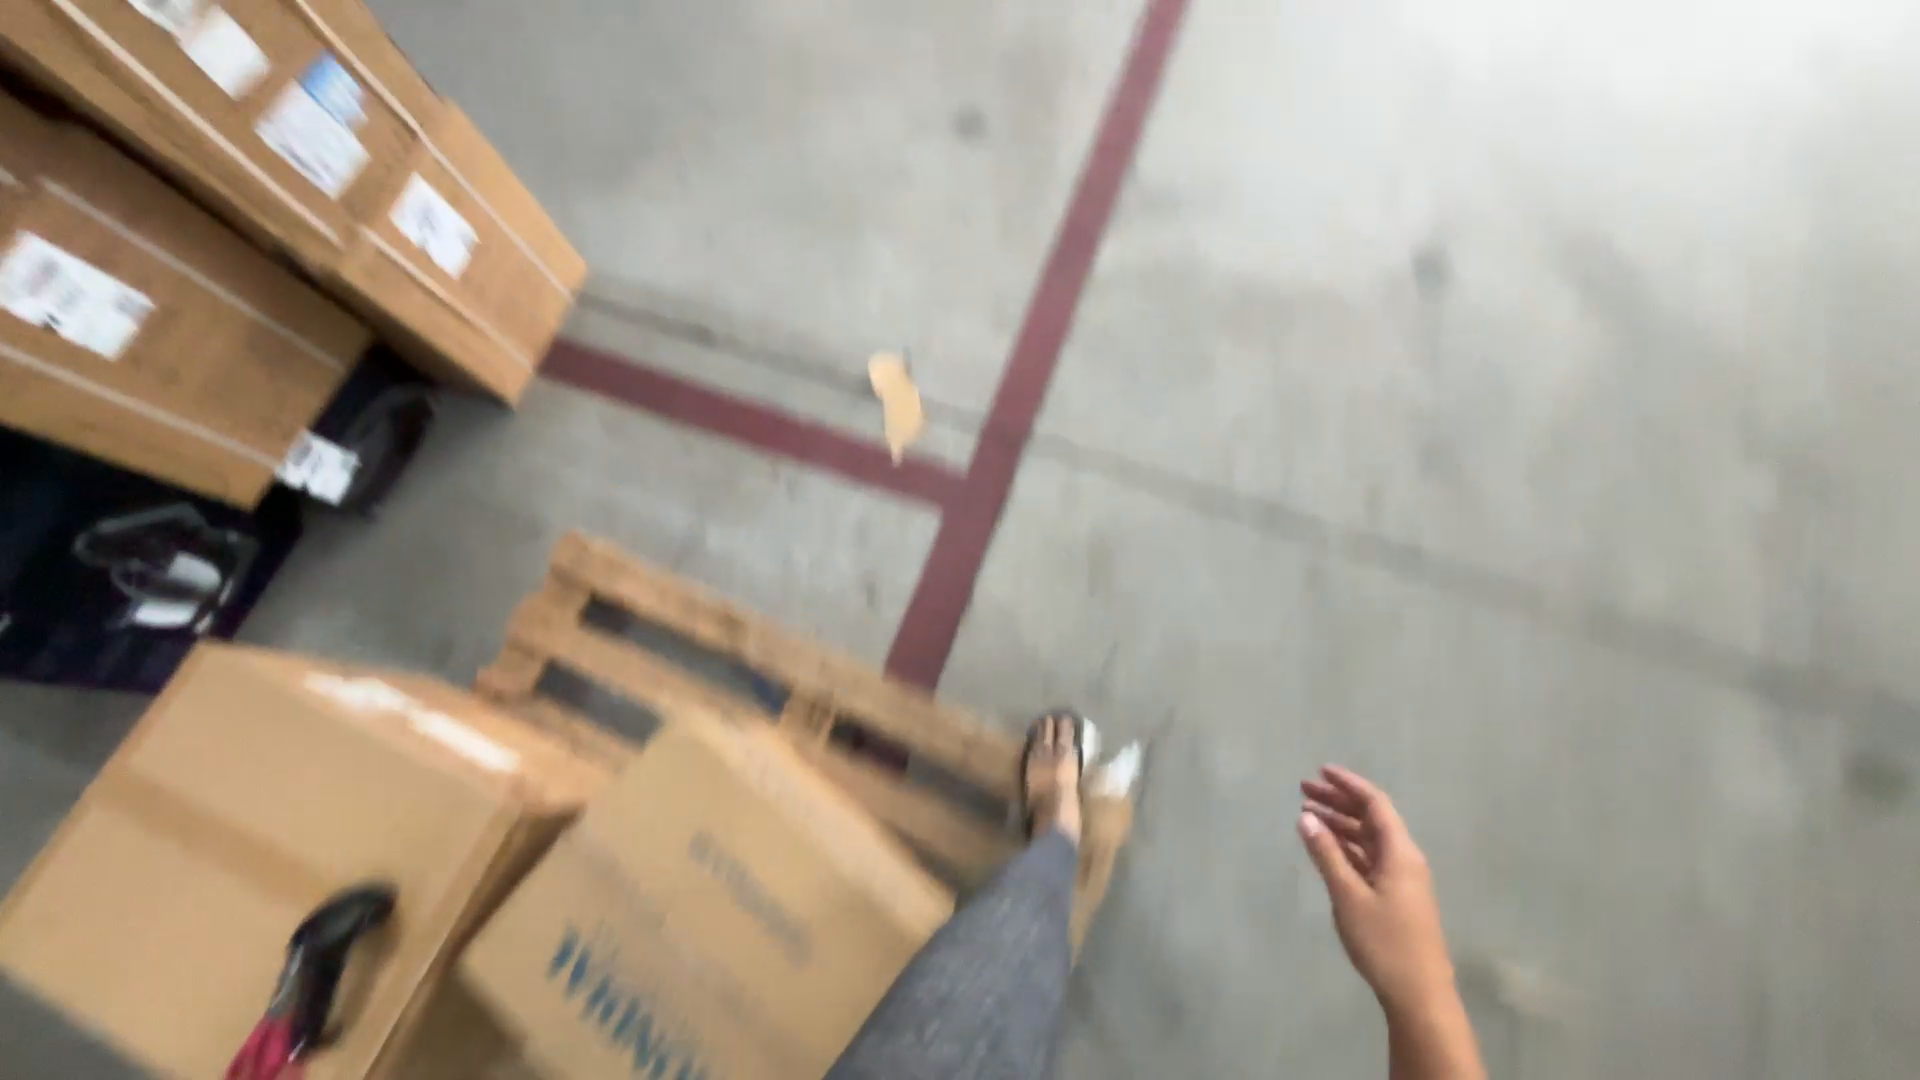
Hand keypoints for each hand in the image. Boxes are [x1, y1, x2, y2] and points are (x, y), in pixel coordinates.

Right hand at [1297, 766, 1455, 1015]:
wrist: (1419, 995)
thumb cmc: (1384, 942)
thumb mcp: (1348, 896)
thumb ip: (1326, 854)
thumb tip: (1306, 816)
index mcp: (1400, 853)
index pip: (1375, 804)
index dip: (1348, 784)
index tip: (1320, 771)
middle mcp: (1405, 859)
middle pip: (1371, 818)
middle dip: (1338, 801)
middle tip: (1302, 790)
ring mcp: (1402, 879)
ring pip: (1369, 838)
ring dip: (1340, 823)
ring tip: (1307, 815)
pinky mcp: (1396, 896)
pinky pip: (1369, 857)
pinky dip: (1346, 846)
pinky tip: (1325, 846)